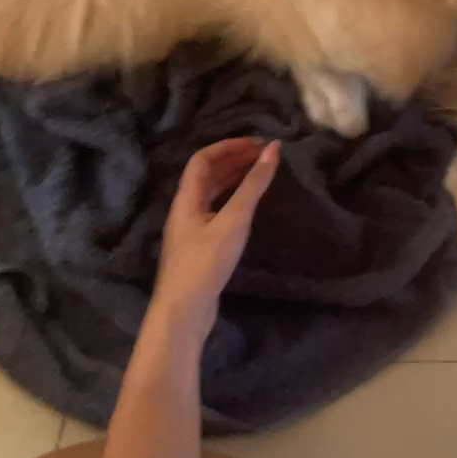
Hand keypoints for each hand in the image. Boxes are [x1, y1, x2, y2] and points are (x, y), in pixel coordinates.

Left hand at [152, 138, 280, 336]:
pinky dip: (232, 199)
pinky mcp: (197, 247)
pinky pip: (215, 210)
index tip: (258, 144)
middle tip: (264, 156)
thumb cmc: (206, 261)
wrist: (183, 313)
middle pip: (207, 174)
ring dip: (233, 178)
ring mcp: (189, 229)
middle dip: (234, 160)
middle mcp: (184, 209)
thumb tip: (273, 149)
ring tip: (259, 174)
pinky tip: (247, 206)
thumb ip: (253, 185)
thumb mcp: (234, 220)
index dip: (229, 146)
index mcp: (187, 198)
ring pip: (211, 193)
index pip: (203, 158)